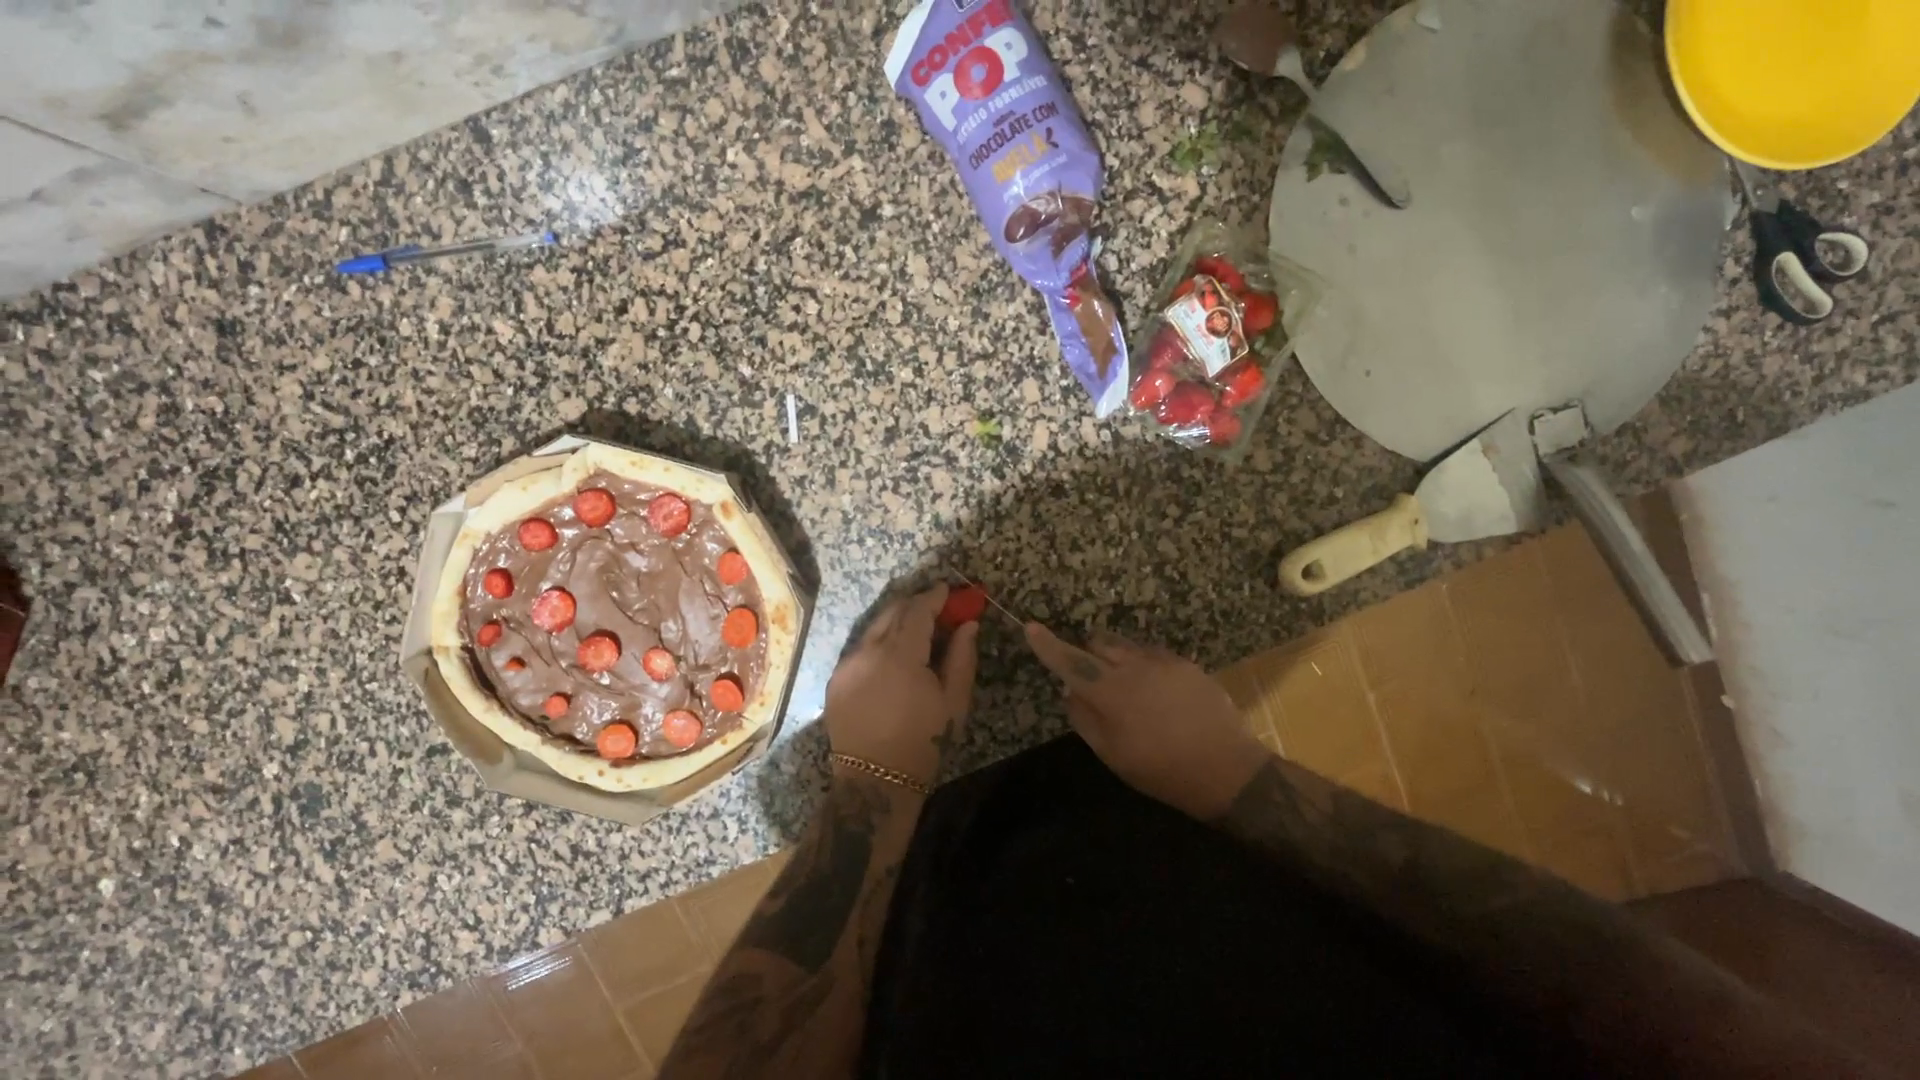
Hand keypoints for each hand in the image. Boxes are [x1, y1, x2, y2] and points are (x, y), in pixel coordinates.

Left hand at [824, 585, 978, 788]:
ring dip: (896, 621)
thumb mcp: (953, 702)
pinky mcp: (835, 679)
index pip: (918, 611)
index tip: (949, 590)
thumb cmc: (923, 743)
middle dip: (915, 604)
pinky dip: (880, 641)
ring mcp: (846, 664)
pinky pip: (861, 648)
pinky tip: (894, 655)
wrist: (875, 782)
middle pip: (892, 612)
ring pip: (873, 628)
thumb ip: (961, 657)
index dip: (935, 597)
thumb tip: (968, 625)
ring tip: (918, 630)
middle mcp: (867, 651)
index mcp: (899, 655)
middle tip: (937, 607)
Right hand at [1026, 623, 1268, 819]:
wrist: (1227, 768)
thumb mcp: (1113, 755)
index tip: (1030, 627)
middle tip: (1089, 675)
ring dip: (1115, 656)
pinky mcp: (1186, 665)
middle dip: (1087, 652)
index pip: (1070, 661)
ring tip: (1125, 685)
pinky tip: (1154, 690)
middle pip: (1099, 643)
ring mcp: (1163, 662)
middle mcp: (1134, 667)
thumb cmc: (1162, 770)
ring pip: (1127, 646)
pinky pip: (1153, 654)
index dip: (1047, 645)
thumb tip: (1070, 691)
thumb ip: (1085, 720)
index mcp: (1110, 692)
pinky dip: (1142, 664)